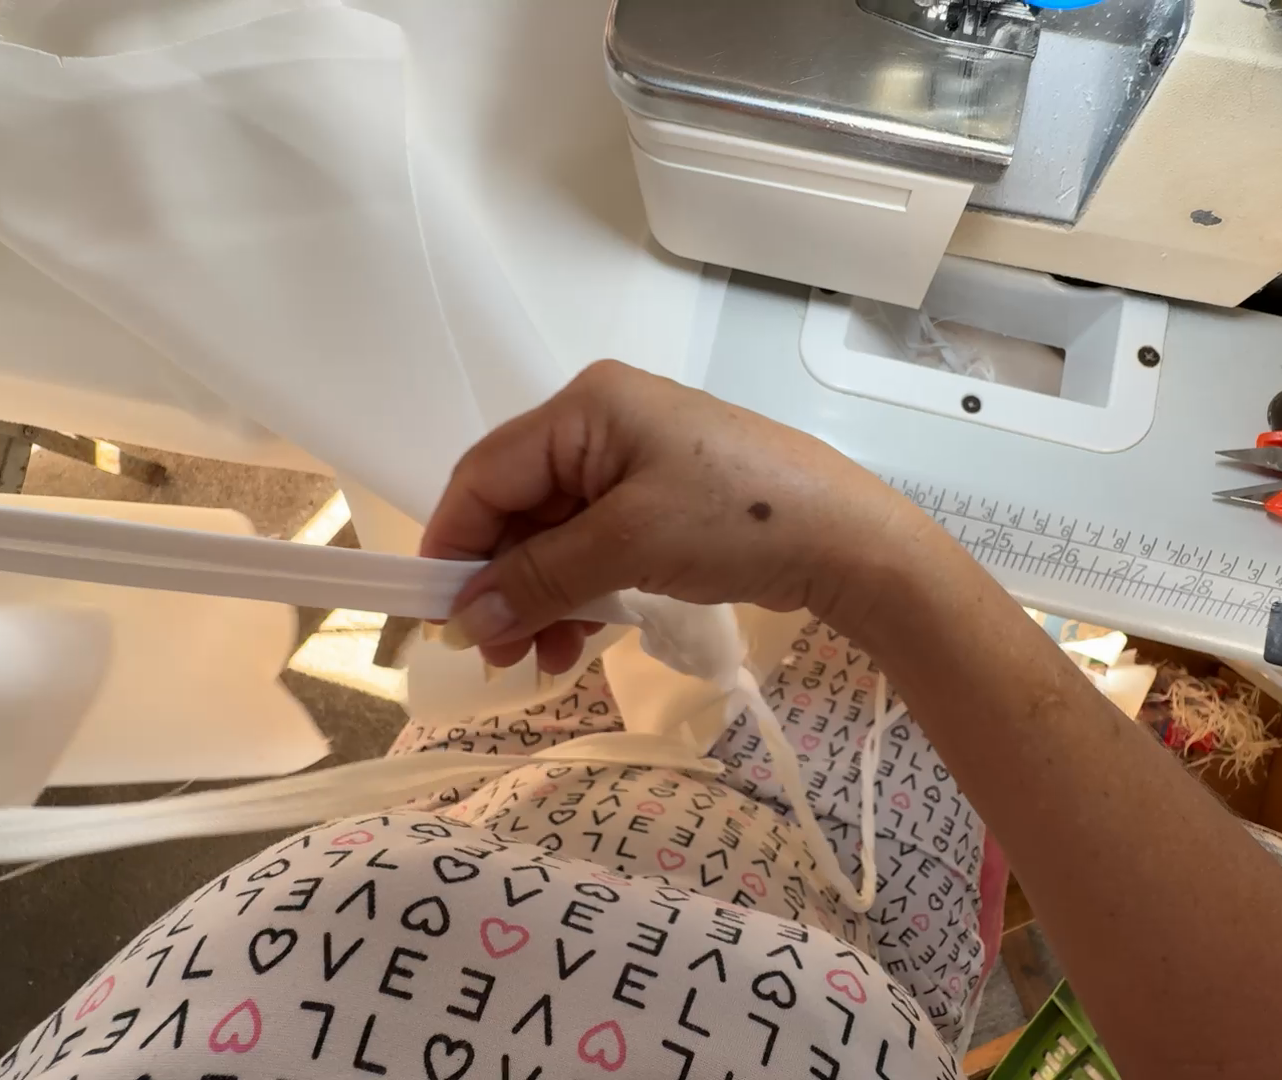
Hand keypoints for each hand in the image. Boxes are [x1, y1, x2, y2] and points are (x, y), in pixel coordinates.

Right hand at [421, 360, 934, 671]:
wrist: (845, 539)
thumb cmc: (735, 520)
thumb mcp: (629, 543)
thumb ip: (541, 578)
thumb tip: (462, 618)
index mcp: (587, 408)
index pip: (488, 472)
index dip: (454, 541)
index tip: (436, 611)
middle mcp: (602, 428)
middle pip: (521, 508)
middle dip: (504, 582)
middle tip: (495, 655)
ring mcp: (634, 468)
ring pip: (557, 537)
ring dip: (542, 598)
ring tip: (537, 662)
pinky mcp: (659, 506)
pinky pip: (596, 549)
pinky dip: (581, 594)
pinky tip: (575, 642)